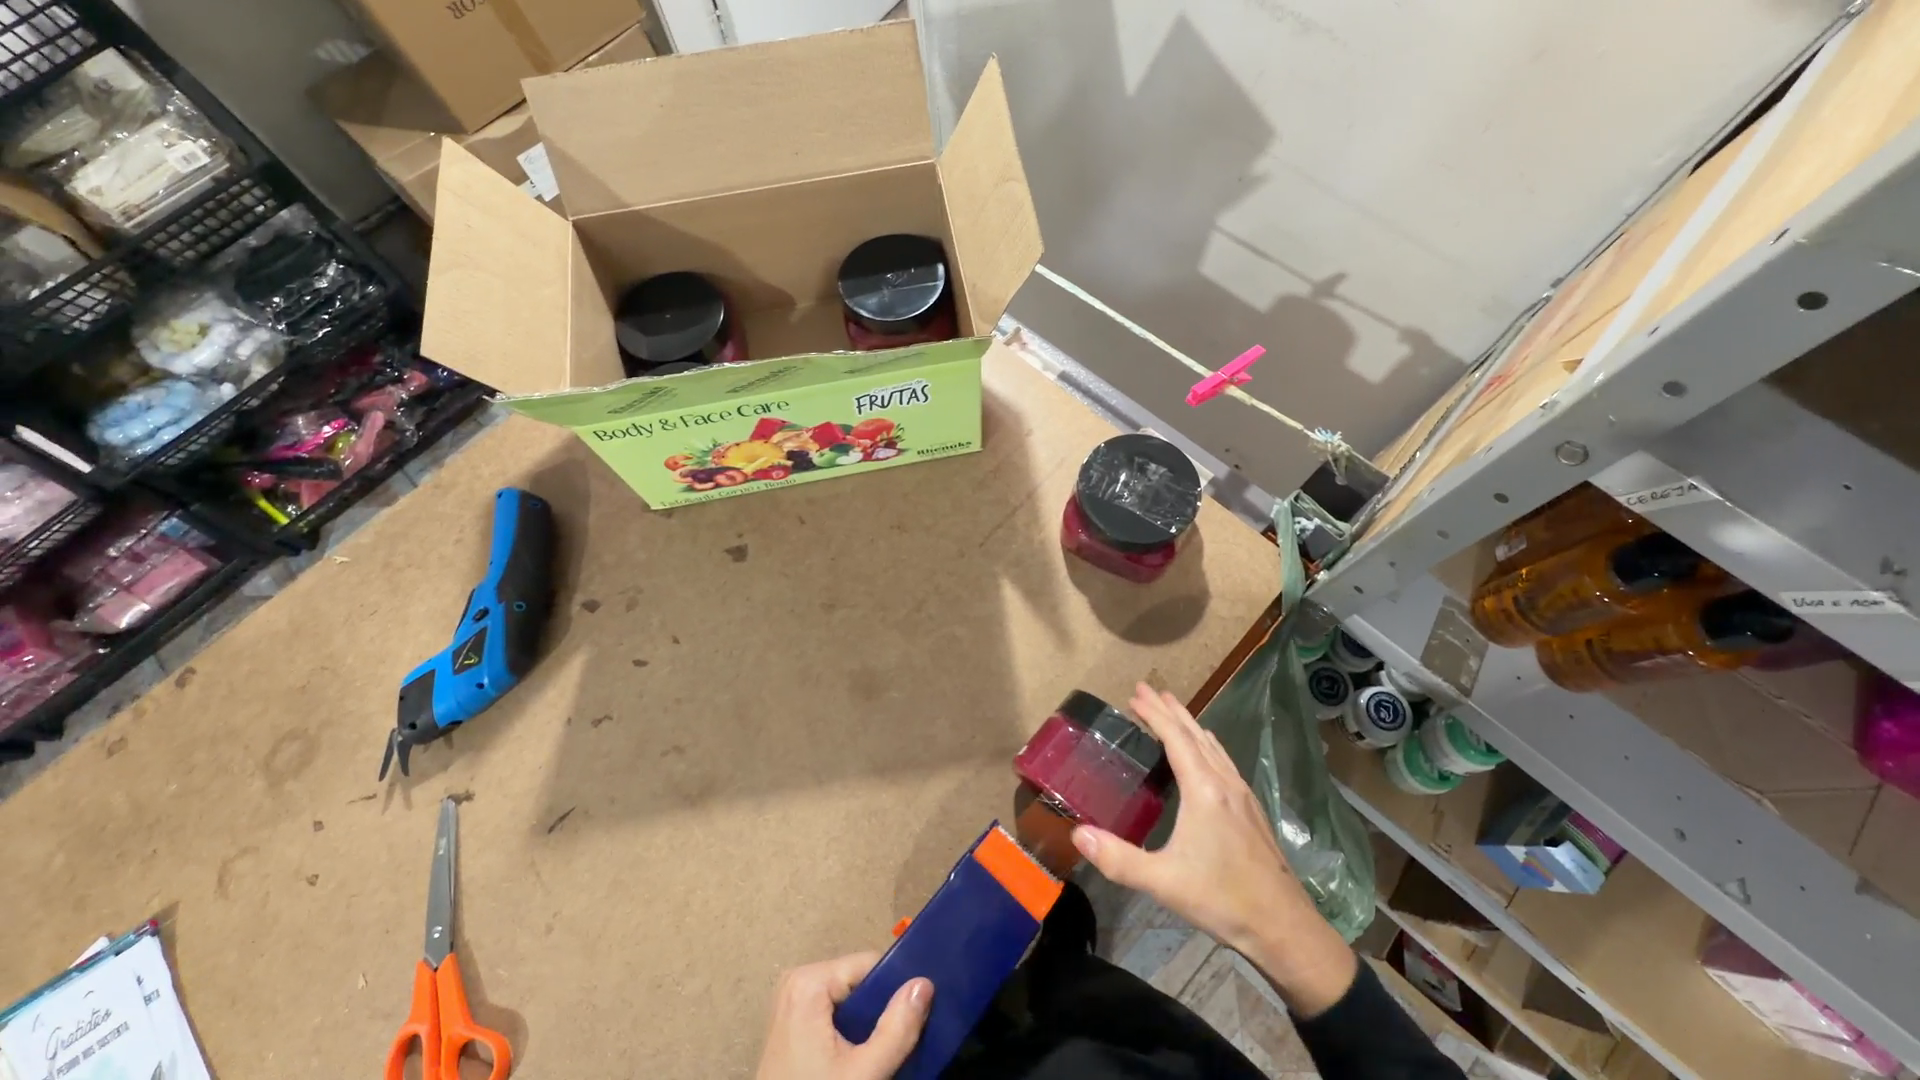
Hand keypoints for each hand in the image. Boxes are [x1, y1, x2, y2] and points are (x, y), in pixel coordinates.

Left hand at [755, 951, 931, 1079]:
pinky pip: (834, 1012)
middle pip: (860, 981)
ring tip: (883, 1050)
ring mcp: (792, 1001)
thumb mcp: (864, 1072)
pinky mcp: (792, 1021)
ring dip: (870, 1023)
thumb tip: (924, 985)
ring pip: (850, 999)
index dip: (897, 988)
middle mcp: (797, 981)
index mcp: (810, 981)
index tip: (919, 1014)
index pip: (871, 965)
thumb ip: (897, 1029)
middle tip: (902, 1039)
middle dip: (882, 1009)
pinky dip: (852, 1031)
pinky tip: (862, 1055)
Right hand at [1071, 683, 1356, 1015]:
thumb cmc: (1221, 899)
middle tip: (1148, 690)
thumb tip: (1078, 835)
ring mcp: (1243, 797)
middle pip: (1196, 735)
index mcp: (1204, 791)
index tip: (1135, 694)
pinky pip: (1224, 763)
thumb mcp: (1162, 881)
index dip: (1154, 714)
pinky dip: (1207, 746)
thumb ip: (1118, 858)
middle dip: (1170, 711)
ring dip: (1191, 726)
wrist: (1283, 926)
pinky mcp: (1252, 812)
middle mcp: (1225, 784)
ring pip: (1214, 747)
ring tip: (1173, 711)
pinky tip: (1207, 756)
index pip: (1176, 739)